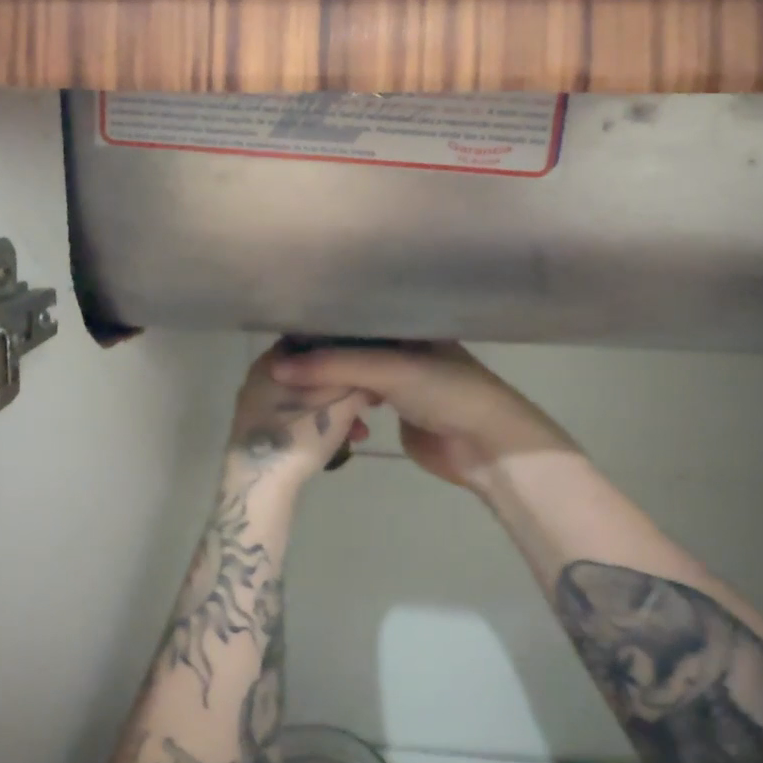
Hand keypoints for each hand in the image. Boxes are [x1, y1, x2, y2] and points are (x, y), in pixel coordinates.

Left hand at [226, 344, 374, 491]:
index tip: (366, 367)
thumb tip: (371, 379)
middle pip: (313, 375)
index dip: (343, 352)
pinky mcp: (259, 433)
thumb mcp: (342, 401)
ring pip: (306, 400)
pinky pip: (296, 419)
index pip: (312, 341)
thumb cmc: (301, 432)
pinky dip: (318, 426)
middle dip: (344, 390)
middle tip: (368, 406)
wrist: (261, 482)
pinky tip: (338, 444)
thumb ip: (359, 382)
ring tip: (359, 434)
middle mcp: (260, 378)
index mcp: (273, 360)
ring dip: (335, 412)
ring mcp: (256, 407)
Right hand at [271, 342, 573, 492]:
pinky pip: (356, 401)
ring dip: (328, 387)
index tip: (280, 337)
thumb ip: (333, 366)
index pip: (349, 315)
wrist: (487, 446)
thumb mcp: (387, 369)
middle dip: (317, 360)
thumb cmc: (445, 391)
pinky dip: (341, 408)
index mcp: (402, 320)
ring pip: (349, 375)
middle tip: (277, 368)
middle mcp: (398, 342)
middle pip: (346, 346)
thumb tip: (275, 369)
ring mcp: (397, 376)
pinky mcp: (395, 406)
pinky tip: (324, 416)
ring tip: (292, 392)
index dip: (316, 325)